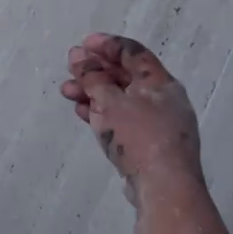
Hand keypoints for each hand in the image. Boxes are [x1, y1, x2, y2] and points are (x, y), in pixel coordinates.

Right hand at [59, 33, 202, 201]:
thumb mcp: (109, 100)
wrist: (165, 189)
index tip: (82, 44)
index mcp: (160, 83)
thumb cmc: (139, 136)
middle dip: (93, 69)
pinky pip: (121, 116)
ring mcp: (157, 122)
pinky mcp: (148, 141)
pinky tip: (83, 113)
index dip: (106, 44)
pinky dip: (101, 110)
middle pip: (124, 74)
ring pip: (119, 96)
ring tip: (67, 93)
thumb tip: (79, 57)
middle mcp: (162, 99)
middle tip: (70, 68)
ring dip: (92, 90)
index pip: (133, 52)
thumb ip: (91, 75)